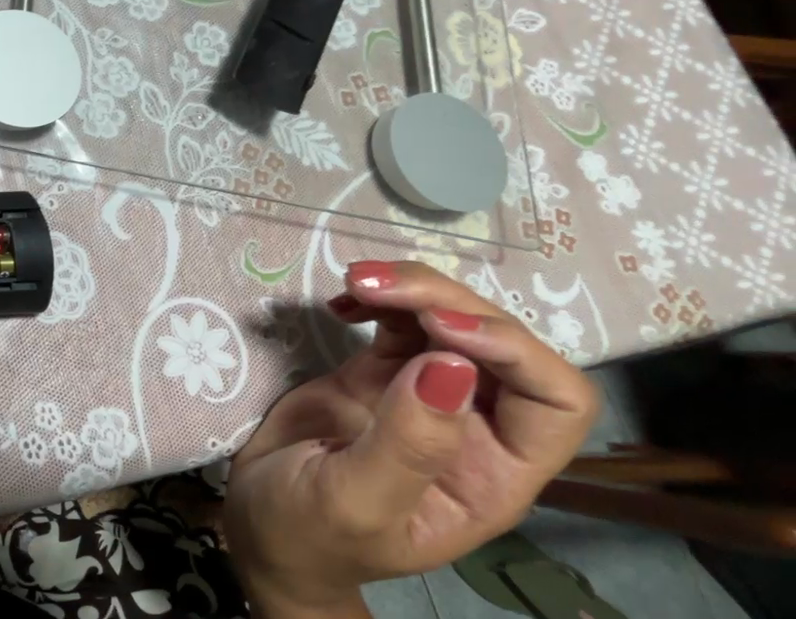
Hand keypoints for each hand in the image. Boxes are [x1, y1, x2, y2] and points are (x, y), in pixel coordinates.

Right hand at [224, 261, 598, 617]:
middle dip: (447, 302)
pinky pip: (399, 321)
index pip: (553, 402)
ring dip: (412, 289)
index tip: (440, 327)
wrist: (259, 526)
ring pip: (449, 321)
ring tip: (355, 280)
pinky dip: (377, 299)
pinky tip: (342, 301)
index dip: (513, 353)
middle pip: (498, 346)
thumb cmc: (310, 533)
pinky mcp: (378, 373)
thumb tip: (451, 366)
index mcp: (494, 474)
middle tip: (373, 284)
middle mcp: (474, 427)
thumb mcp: (355, 501)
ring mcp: (424, 394)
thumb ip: (407, 443)